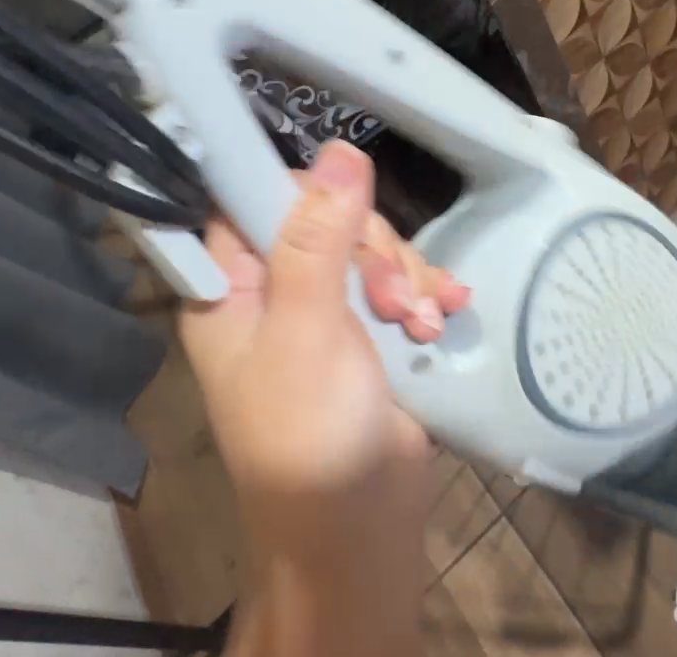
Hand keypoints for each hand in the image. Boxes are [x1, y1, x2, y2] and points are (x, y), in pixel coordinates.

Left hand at [178, 140, 469, 562]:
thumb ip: (319, 241)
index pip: (249, 202)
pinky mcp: (370, 331)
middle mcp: (274, 294)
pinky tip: (445, 311)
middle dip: (372, 250)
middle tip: (388, 297)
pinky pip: (400, 283)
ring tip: (420, 322)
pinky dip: (425, 293)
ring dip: (406, 277)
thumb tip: (340, 151)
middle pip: (325, 220)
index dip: (299, 192)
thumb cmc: (312, 435)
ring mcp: (325, 313)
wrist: (361, 524)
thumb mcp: (309, 333)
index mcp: (231, 290)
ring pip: (370, 250)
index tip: (348, 204)